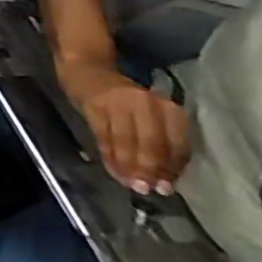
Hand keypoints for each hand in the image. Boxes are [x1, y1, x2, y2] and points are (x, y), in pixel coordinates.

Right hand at [58, 60, 189, 193]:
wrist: (86, 71)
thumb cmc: (125, 100)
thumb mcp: (150, 115)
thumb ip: (160, 142)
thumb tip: (165, 179)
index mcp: (166, 107)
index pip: (175, 142)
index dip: (171, 167)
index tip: (166, 187)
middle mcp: (145, 103)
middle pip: (151, 142)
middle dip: (149, 168)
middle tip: (148, 189)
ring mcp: (116, 103)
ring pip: (126, 141)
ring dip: (129, 166)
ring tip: (131, 185)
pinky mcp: (93, 106)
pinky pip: (103, 137)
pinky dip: (109, 157)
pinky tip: (113, 171)